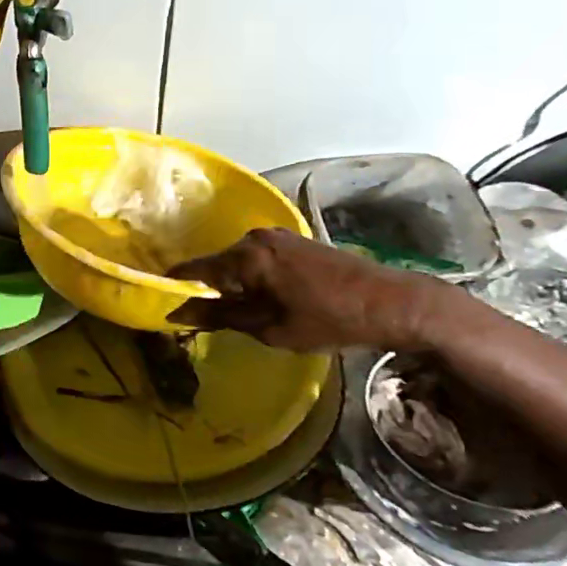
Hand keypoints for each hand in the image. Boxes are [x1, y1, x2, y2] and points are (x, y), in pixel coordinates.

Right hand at [167, 228, 457, 351]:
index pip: (191, 271)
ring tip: (240, 312)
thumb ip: (219, 317)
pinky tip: (263, 298)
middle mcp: (253, 238)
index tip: (167, 310)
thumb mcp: (271, 328)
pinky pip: (254, 258)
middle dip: (207, 290)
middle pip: (213, 266)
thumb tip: (177, 313)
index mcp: (245, 256)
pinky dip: (251, 277)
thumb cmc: (333, 319)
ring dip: (231, 284)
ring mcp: (274, 236)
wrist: (399, 304)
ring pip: (234, 263)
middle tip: (209, 319)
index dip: (176, 291)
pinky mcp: (291, 240)